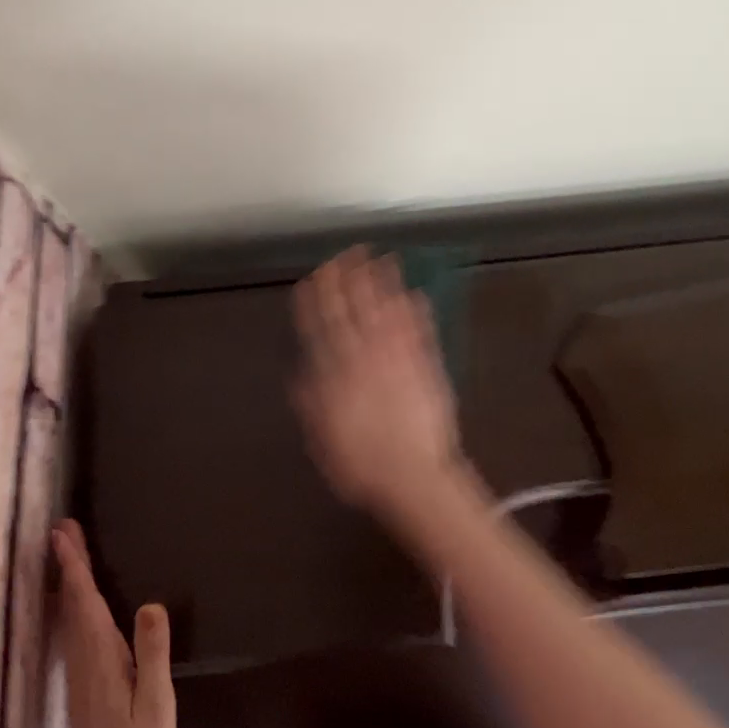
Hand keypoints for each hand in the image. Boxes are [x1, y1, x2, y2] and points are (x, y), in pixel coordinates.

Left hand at [51, 519, 174, 727]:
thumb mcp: (157, 702)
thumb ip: (153, 654)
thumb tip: (150, 603)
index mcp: (101, 660)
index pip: (84, 604)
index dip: (73, 567)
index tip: (61, 534)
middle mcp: (84, 663)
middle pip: (72, 605)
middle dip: (67, 566)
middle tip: (61, 530)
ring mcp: (80, 678)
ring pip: (69, 619)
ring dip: (68, 584)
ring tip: (67, 557)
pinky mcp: (83, 689)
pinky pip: (73, 634)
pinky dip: (72, 608)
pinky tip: (76, 609)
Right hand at [293, 247, 463, 520]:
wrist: (412, 475)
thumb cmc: (360, 464)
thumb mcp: (321, 437)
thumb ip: (311, 402)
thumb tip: (301, 374)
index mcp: (335, 373)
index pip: (321, 326)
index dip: (316, 299)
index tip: (313, 275)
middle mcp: (365, 357)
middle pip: (352, 309)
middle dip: (346, 278)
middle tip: (345, 252)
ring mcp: (398, 358)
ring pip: (387, 311)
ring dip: (382, 283)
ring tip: (380, 258)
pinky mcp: (426, 366)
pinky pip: (419, 331)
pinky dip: (415, 310)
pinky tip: (414, 293)